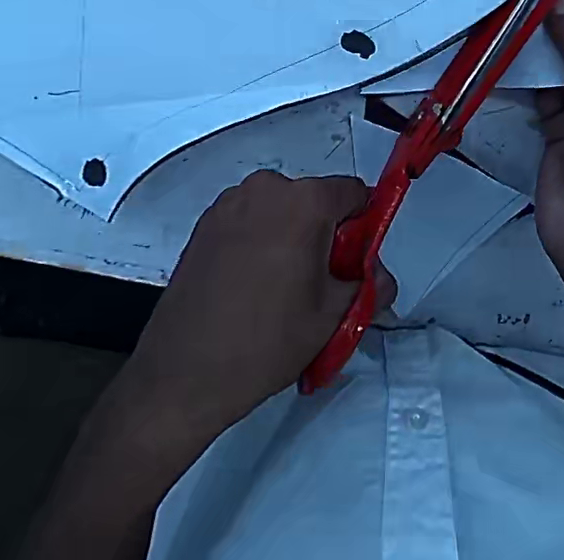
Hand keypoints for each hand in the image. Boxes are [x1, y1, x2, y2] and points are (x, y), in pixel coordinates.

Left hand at [122, 171, 392, 433]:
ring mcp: (230, 203)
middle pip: (315, 200)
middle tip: (319, 284)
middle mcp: (266, 189)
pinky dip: (260, 241)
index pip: (353, 192)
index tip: (355, 260)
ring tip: (280, 291)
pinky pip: (250, 220)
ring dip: (291, 237)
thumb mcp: (335, 316)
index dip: (362, 225)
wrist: (183, 373)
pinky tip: (251, 287)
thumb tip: (380, 276)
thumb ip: (371, 284)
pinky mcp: (205, 223)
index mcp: (305, 202)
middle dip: (325, 234)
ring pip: (281, 211)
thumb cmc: (265, 341)